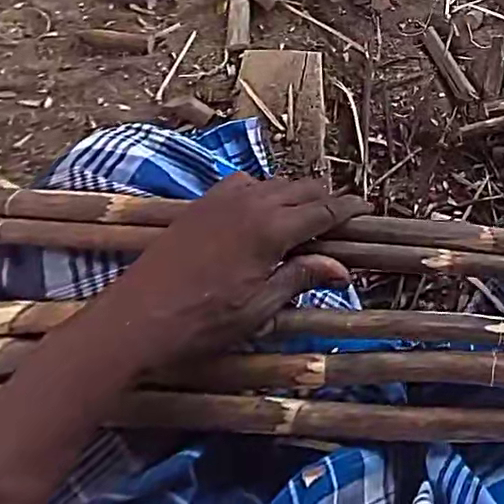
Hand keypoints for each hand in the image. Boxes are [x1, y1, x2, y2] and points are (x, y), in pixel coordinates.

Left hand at [85, 174, 369, 366]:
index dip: (349, 208)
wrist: (136, 317)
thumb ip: (300, 278)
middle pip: (304, 187)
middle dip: (325, 199)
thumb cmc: (202, 321)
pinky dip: (264, 191)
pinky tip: (260, 210)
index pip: (324, 210)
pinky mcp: (205, 199)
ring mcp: (226, 195)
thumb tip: (342, 267)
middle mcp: (254, 200)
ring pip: (276, 182)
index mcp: (272, 228)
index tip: (367, 208)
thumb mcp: (259, 309)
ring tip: (302, 217)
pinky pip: (246, 182)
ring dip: (295, 194)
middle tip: (338, 220)